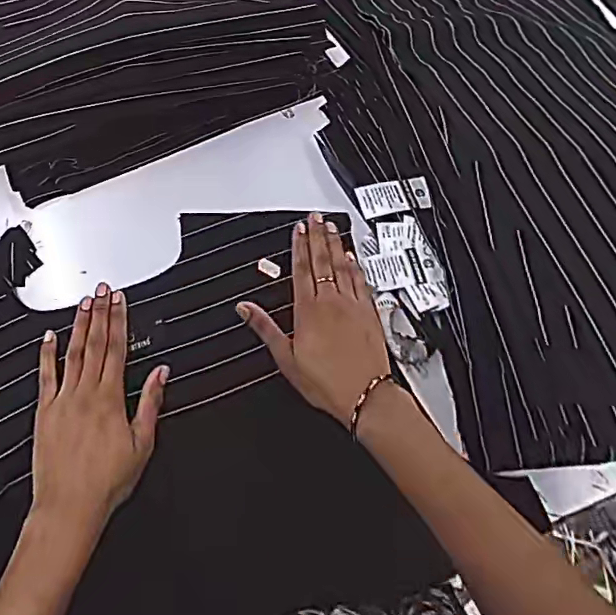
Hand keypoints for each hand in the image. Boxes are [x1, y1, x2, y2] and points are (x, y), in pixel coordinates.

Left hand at [31, 284, 167, 533]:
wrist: (69, 506)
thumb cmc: (106, 482)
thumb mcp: (142, 444)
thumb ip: (150, 403)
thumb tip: (160, 374)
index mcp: (111, 399)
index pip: (116, 349)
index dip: (118, 320)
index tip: (120, 300)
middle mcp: (85, 393)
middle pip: (95, 343)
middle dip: (100, 313)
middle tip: (103, 290)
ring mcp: (63, 400)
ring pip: (72, 352)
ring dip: (78, 325)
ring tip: (83, 303)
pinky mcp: (45, 411)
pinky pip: (45, 375)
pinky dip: (46, 353)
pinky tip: (48, 337)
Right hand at [236, 214, 391, 429]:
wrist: (366, 396)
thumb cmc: (327, 382)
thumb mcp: (286, 358)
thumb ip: (265, 328)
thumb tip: (245, 309)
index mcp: (308, 310)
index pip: (301, 269)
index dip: (299, 246)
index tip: (299, 230)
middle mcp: (332, 302)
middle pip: (322, 261)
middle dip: (317, 236)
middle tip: (315, 218)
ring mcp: (353, 306)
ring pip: (343, 266)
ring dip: (336, 245)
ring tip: (332, 228)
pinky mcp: (370, 313)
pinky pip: (361, 281)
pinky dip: (355, 265)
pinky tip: (353, 257)